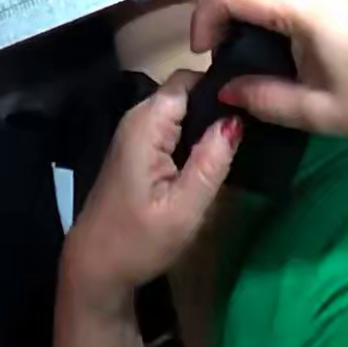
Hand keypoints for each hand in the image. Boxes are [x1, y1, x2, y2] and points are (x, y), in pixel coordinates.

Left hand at [63, 72, 239, 300]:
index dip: (219, 84)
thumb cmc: (138, 241)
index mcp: (147, 122)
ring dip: (206, 116)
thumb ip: (210, 163)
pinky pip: (172, 121)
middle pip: (185, 88)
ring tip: (240, 134)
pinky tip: (212, 148)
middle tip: (251, 123)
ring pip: (180, 104)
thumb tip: (235, 119)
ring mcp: (136, 128)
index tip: (250, 100)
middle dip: (215, 100)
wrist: (96, 267)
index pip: (188, 79)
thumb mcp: (183, 210)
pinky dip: (193, 129)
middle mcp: (139, 115)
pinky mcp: (139, 143)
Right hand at [189, 0, 347, 136]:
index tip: (203, 58)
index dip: (202, 20)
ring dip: (248, 28)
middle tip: (227, 75)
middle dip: (223, 29)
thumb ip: (264, 100)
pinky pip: (285, 0)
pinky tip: (284, 61)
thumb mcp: (321, 109)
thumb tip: (227, 93)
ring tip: (253, 74)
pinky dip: (270, 25)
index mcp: (294, 0)